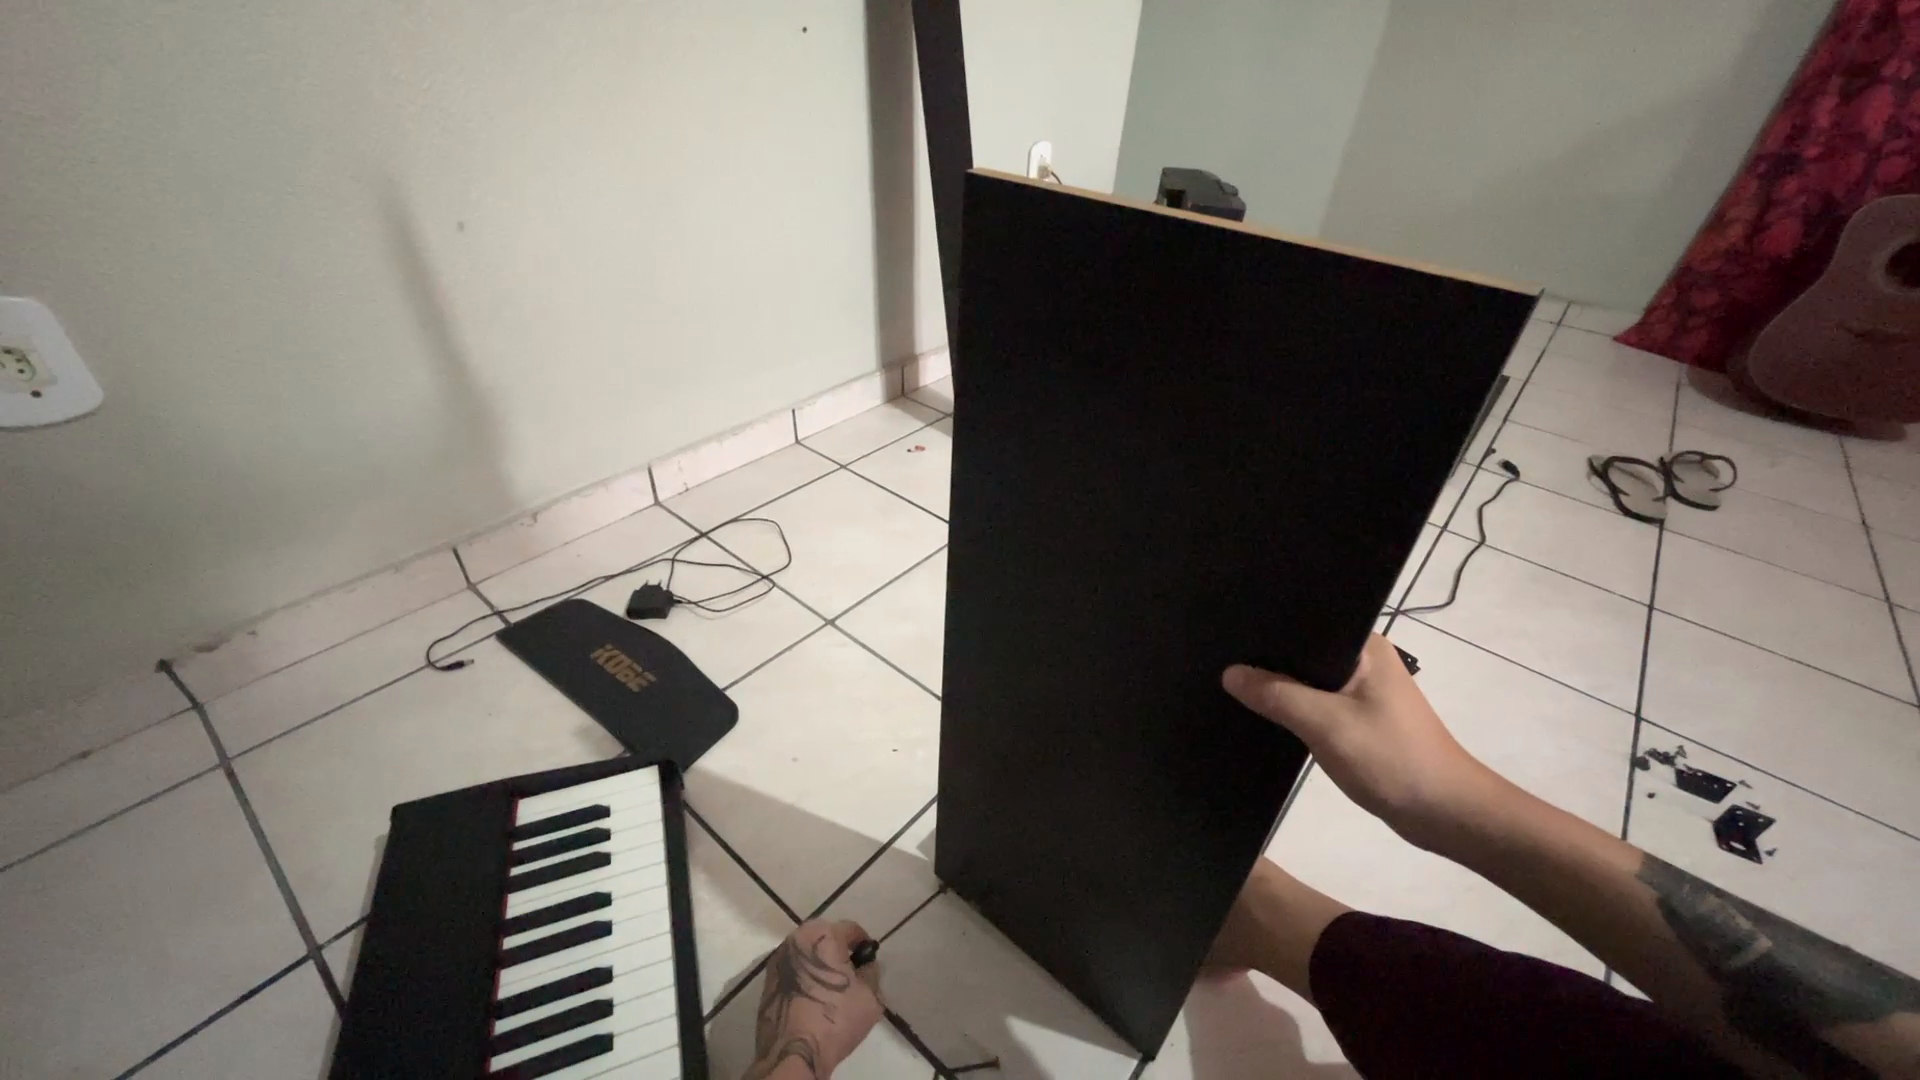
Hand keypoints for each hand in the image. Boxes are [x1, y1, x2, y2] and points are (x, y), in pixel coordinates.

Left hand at [743, 920, 881, 1079]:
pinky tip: (810, 996)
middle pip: (824, 936)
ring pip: (805, 951)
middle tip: (849, 970)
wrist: (793, 1053)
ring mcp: (778, 960)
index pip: (850, 929)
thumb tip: (867, 966)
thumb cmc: (835, 1019)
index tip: (868, 959)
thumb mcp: (870, 996)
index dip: (862, 943)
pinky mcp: (767, 981)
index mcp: (823, 935)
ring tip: (828, 984)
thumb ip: (872, 973)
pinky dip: (802, 975)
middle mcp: (797, 939)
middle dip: (837, 948)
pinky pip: (791, 969)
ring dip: (817, 960)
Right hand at [1222, 634, 1503, 848]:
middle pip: (1301, 650)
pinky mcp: (1358, 716)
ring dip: (1278, 685)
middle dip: (1266, 658)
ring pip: (1305, 678)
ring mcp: (1362, 688)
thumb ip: (1275, 694)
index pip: (1304, 621)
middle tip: (1219, 659)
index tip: (1225, 631)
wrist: (1446, 814)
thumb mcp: (1325, 724)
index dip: (1266, 627)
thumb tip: (1229, 673)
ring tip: (1231, 683)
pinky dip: (1292, 706)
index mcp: (1364, 645)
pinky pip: (1314, 700)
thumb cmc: (1391, 758)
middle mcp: (1363, 658)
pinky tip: (1262, 711)